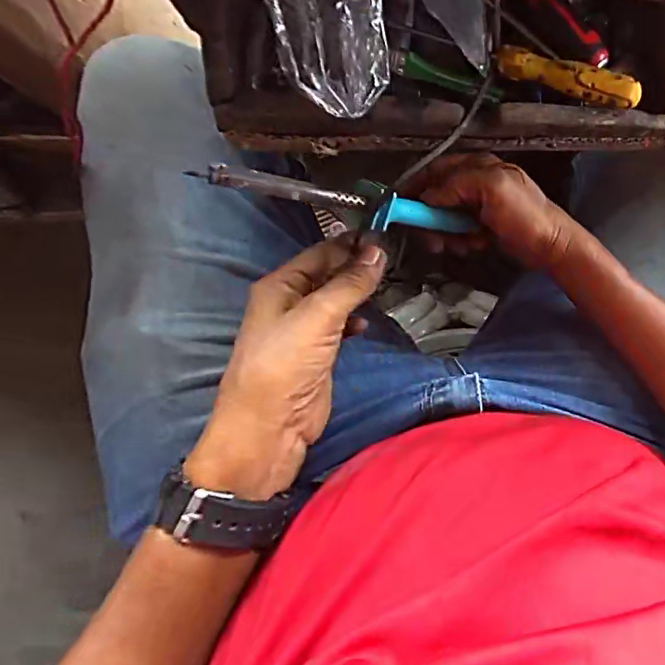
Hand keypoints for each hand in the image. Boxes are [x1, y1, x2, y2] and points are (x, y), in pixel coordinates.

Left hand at [184, 239, 386, 499]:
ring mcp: (304, 328)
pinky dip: (356, 318)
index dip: (351, 244)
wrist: (270, 428)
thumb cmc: (283, 367)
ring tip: (386, 284)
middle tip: (394, 258)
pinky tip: (366, 322)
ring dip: (359, 291)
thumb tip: (378, 253)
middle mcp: (289, 303)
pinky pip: (341, 323)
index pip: (320, 252)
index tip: (385, 236)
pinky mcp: (318, 351)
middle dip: (358, 265)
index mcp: (279, 286)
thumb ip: (349, 284)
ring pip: (337, 298)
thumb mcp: (318, 318)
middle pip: (329, 273)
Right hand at [411, 153, 582, 270]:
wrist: (551, 246)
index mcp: (479, 165)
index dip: (416, 186)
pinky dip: (461, 240)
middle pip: (436, 195)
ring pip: (446, 217)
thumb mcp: (492, 189)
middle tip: (433, 238)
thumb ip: (457, 185)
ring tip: (461, 244)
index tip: (400, 206)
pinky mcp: (484, 225)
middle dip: (431, 217)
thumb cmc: (525, 214)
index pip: (436, 169)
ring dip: (447, 233)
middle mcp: (477, 181)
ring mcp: (480, 205)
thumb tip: (427, 196)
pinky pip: (459, 231)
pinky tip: (474, 245)